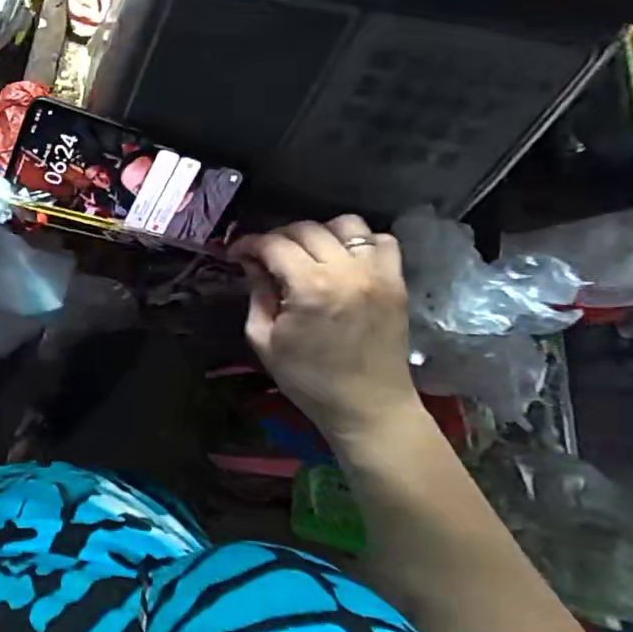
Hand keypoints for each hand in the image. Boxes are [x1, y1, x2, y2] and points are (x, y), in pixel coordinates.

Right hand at [231, 216, 421, 440]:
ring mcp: (377, 274)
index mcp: (310, 288)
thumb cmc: (307, 379)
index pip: (274, 245)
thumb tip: (253, 265)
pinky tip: (342, 260)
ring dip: (319, 233)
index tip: (236, 254)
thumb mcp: (264, 340)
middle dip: (278, 237)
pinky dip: (358, 242)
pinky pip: (381, 242)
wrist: (367, 406)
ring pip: (347, 225)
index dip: (249, 244)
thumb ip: (257, 295)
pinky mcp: (396, 283)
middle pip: (307, 229)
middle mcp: (347, 272)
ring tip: (306, 253)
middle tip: (264, 256)